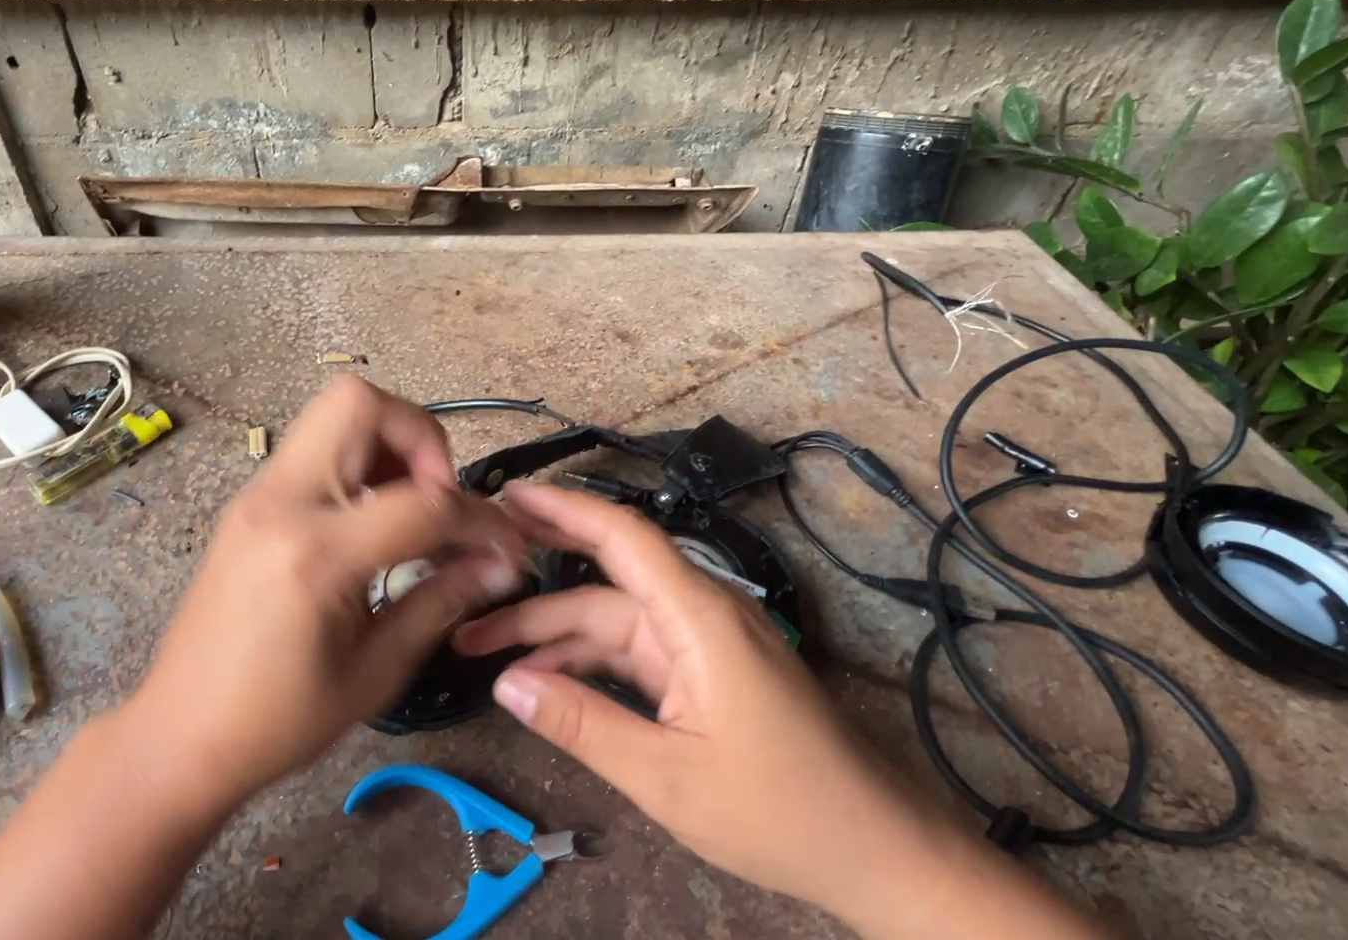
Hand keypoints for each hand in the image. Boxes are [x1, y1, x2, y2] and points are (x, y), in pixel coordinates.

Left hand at [132, 376, 523, 800]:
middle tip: (442, 497)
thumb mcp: (375, 670)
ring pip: (334, 413)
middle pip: (360, 403)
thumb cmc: (279, 722)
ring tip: (412, 507)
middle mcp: (280, 502)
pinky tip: (374, 518)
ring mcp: (257, 494)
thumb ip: (441, 601)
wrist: (181, 735)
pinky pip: (315, 447)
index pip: (423, 502)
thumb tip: (498, 565)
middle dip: (422, 436)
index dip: (481, 521)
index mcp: (315, 554)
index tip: (505, 548)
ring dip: (389, 443)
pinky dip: (358, 461)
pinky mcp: (250, 501)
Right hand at [455, 484, 1104, 938]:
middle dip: (533, 587)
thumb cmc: (780, 812)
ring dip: (551, 634)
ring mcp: (704, 642)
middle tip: (469, 581)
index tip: (507, 497)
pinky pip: (634, 652)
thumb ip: (582, 724)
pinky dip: (587, 662)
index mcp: (698, 619)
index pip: (622, 537)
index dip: (563, 508)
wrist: (878, 851)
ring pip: (612, 620)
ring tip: (481, 646)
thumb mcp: (666, 778)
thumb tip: (505, 684)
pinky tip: (541, 679)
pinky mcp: (707, 670)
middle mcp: (701, 614)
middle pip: (603, 584)